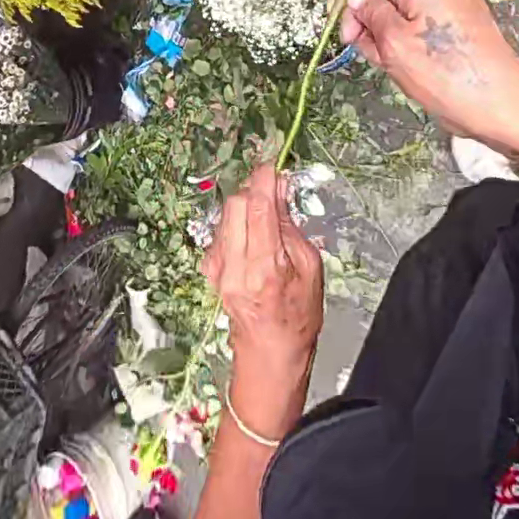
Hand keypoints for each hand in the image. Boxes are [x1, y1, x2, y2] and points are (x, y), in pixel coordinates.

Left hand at [202, 165, 322, 437]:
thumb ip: (290, 227)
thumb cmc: (298, 315)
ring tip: (266, 224)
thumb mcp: (310, 269)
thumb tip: (278, 190)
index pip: (257, 209)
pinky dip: (237, 226)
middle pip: (234, 205)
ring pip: (225, 216)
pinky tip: (253, 241)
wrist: (269, 352)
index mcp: (264, 268)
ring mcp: (216, 269)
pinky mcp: (209, 269)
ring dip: (245, 209)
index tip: (271, 166)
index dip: (263, 181)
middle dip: (252, 192)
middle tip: (271, 193)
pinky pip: (221, 231)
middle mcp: (234, 267)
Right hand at [339, 0, 518, 150]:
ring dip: (386, 31)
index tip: (346, 27)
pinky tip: (406, 63)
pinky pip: (422, 21)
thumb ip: (371, 12)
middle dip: (370, 16)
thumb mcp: (394, 43)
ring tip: (389, 61)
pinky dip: (406, 38)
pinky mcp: (462, 22)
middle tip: (367, 50)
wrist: (501, 105)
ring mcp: (455, 2)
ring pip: (403, 7)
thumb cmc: (445, 76)